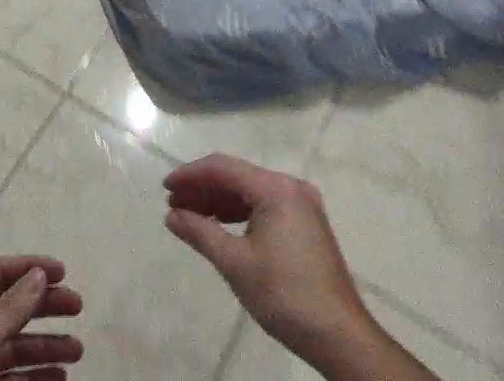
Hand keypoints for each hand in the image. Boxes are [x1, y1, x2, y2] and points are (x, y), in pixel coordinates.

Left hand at [0, 255, 83, 380]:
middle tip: (78, 307)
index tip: (62, 272)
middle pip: (11, 308)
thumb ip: (8, 311)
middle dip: (44, 306)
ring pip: (17, 346)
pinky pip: (15, 377)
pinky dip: (37, 376)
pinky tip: (59, 378)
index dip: (28, 268)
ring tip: (76, 351)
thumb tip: (38, 274)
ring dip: (48, 345)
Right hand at [163, 154, 370, 356]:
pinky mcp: (306, 224)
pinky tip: (219, 225)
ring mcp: (302, 206)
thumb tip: (172, 215)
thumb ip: (200, 232)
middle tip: (172, 205)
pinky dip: (238, 213)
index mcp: (276, 189)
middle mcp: (291, 188)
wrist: (339, 336)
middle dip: (202, 188)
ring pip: (250, 192)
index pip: (223, 168)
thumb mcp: (234, 262)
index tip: (164, 188)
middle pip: (237, 176)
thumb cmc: (284, 295)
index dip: (190, 174)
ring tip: (189, 216)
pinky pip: (264, 206)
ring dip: (218, 201)